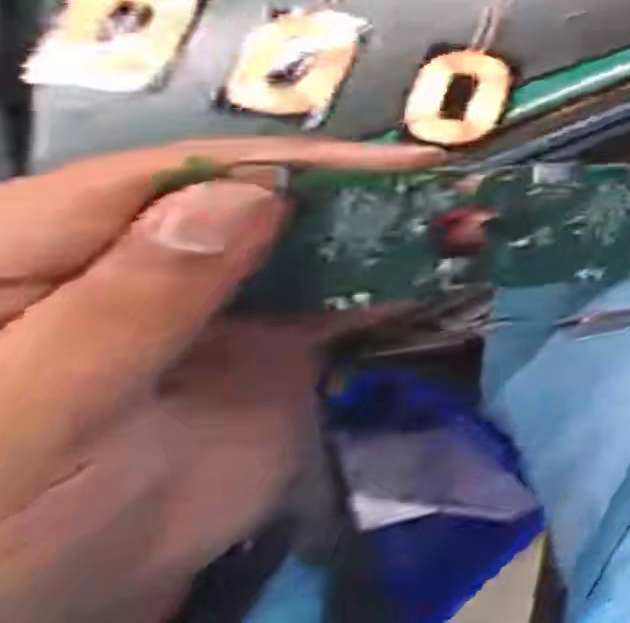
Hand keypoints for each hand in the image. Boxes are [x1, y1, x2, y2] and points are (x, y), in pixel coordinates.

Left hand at [0, 137, 439, 622]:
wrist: (50, 615)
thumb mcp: (28, 418)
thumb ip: (124, 309)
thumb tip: (247, 200)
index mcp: (38, 251)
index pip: (169, 177)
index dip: (288, 163)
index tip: (394, 166)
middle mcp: (141, 255)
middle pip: (262, 197)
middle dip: (364, 190)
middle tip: (458, 191)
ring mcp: (218, 296)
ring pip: (316, 238)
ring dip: (398, 227)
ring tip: (475, 220)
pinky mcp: (275, 335)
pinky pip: (344, 291)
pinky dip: (403, 275)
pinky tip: (456, 262)